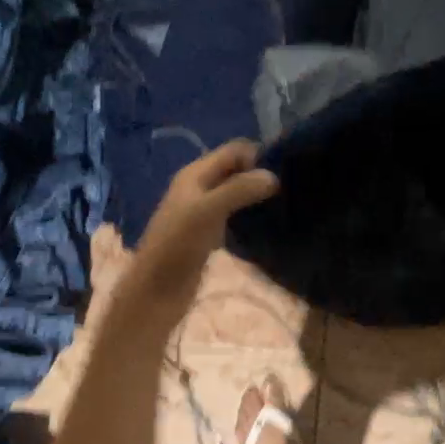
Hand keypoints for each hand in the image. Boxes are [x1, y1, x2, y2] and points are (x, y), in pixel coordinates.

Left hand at [113, 141, 279, 333]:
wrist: (155, 293)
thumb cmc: (177, 246)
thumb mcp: (207, 211)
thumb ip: (239, 190)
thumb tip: (274, 176)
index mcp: (194, 174)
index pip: (233, 150)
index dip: (257, 155)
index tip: (284, 170)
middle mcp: (199, 187)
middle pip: (235, 169)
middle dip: (259, 174)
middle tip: (289, 188)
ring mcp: (203, 211)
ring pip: (236, 192)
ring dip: (256, 194)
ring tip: (284, 203)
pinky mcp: (210, 234)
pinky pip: (235, 214)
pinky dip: (250, 214)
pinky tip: (268, 222)